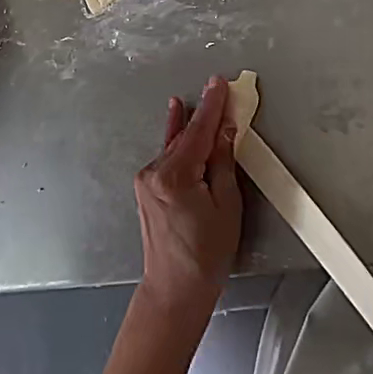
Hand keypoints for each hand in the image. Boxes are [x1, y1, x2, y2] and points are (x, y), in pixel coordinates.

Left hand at [133, 76, 242, 312]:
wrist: (174, 290)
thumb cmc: (206, 255)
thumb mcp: (226, 205)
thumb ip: (223, 162)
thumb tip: (225, 130)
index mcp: (175, 176)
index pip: (200, 131)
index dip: (213, 105)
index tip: (221, 83)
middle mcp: (155, 172)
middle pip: (187, 135)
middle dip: (207, 114)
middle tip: (222, 89)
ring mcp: (146, 179)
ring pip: (176, 144)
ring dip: (193, 127)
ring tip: (205, 97)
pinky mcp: (146, 187)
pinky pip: (167, 156)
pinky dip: (177, 139)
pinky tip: (176, 115)